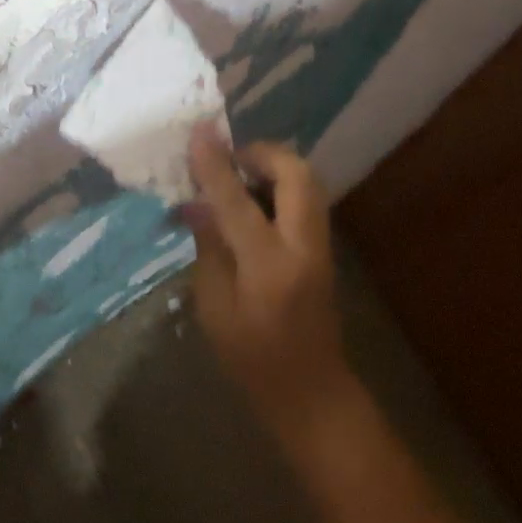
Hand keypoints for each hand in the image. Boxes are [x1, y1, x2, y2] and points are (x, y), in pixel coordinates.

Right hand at [185, 124, 352, 426]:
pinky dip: (280, 187)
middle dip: (261, 153)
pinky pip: (305, 201)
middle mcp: (303, 246)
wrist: (310, 391)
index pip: (237, 199)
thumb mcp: (214, 307)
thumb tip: (197, 203)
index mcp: (268, 265)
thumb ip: (209, 248)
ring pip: (307, 182)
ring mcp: (321, 246)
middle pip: (296, 174)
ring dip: (273, 168)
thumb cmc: (251, 358)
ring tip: (236, 177)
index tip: (198, 131)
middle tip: (227, 158)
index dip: (215, 163)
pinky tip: (251, 203)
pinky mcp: (323, 250)